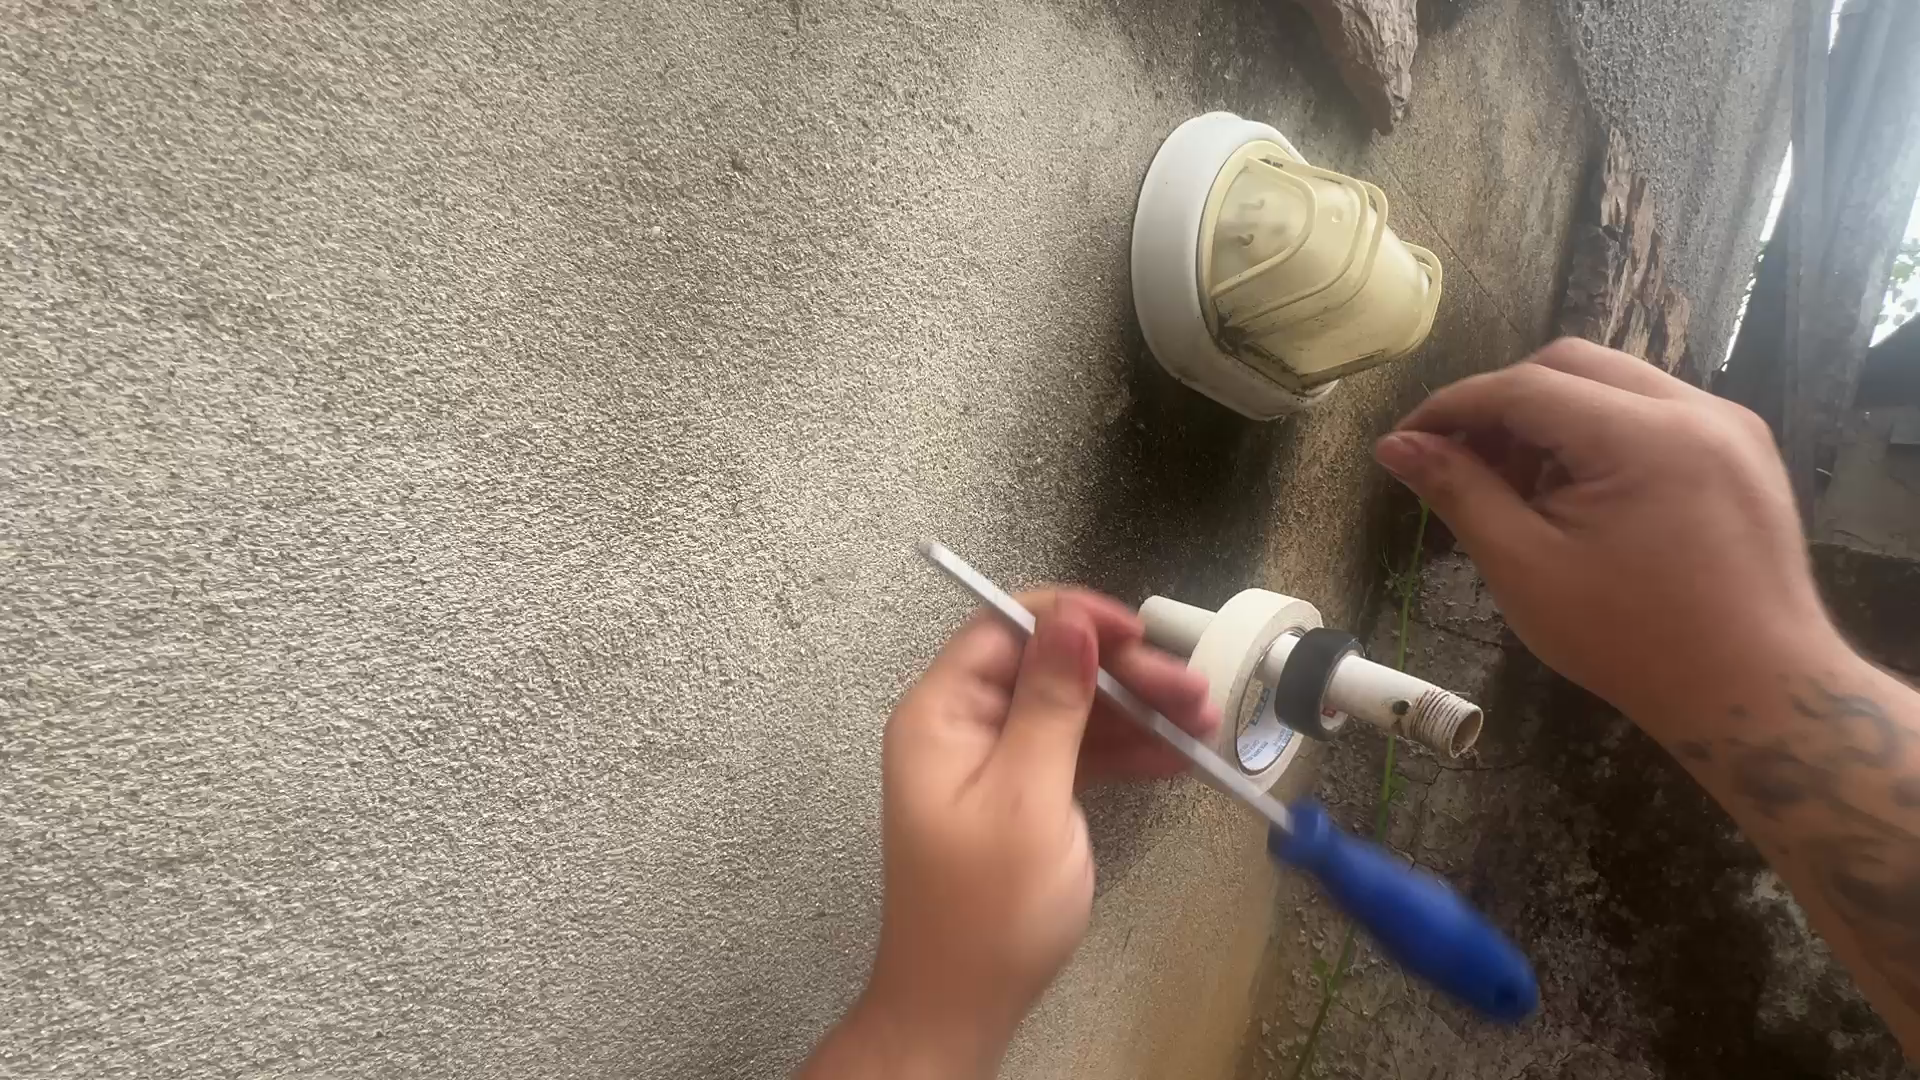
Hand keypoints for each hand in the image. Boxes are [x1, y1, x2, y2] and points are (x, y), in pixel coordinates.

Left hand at [800, 590, 1219, 1078]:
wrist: (965, 1007)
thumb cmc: (988, 907)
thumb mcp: (1026, 796)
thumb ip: (1051, 702)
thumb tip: (1071, 619)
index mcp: (942, 710)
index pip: (1004, 628)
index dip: (1070, 618)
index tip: (1136, 630)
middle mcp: (964, 721)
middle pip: (1048, 667)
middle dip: (1121, 675)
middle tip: (1194, 690)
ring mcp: (996, 754)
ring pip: (1071, 707)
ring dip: (1136, 713)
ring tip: (1204, 721)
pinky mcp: (1024, 785)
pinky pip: (1076, 750)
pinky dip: (1123, 751)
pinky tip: (1175, 757)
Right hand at [1372, 338, 1836, 729]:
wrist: (1751, 689)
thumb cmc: (1623, 634)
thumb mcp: (1519, 562)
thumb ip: (1455, 490)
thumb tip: (1393, 446)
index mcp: (1646, 439)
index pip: (1523, 387)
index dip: (1449, 407)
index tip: (1402, 443)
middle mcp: (1697, 411)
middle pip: (1566, 364)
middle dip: (1495, 402)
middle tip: (1453, 457)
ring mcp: (1726, 426)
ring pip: (1604, 381)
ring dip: (1538, 415)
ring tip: (1505, 480)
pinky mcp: (1733, 449)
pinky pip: (1639, 409)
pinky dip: (1582, 431)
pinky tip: (1559, 487)